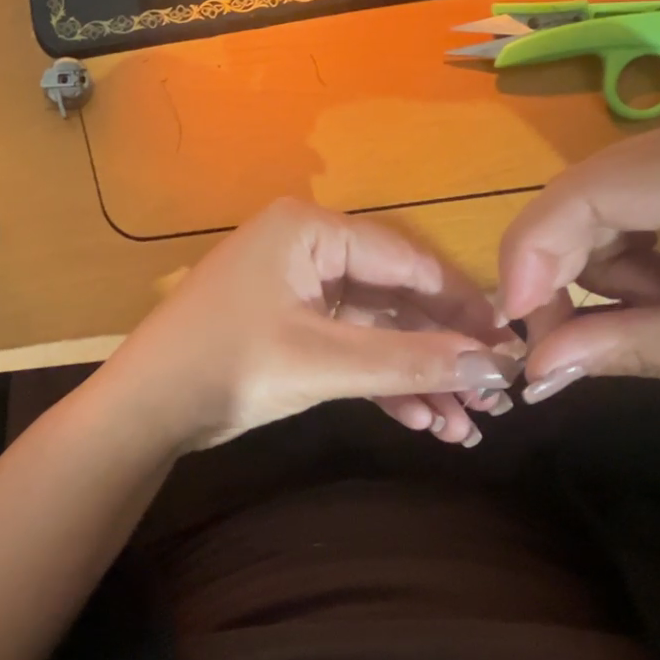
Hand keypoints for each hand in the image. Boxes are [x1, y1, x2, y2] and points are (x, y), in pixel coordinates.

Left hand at [96, 198, 521, 452]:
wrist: (145, 408)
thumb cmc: (229, 366)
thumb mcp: (325, 362)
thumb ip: (411, 361)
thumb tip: (498, 366)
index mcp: (309, 231)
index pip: (408, 261)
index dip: (465, 307)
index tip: (515, 349)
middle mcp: (304, 250)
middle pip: (395, 297)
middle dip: (442, 353)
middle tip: (497, 401)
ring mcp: (292, 290)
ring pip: (374, 330)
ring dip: (417, 377)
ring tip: (466, 428)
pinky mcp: (284, 329)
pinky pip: (346, 348)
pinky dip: (380, 383)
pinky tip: (422, 422)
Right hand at [499, 82, 659, 420]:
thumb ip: (638, 348)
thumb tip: (532, 367)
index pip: (603, 184)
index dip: (536, 250)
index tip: (517, 325)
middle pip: (600, 179)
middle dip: (564, 261)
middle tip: (563, 336)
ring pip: (616, 181)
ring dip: (603, 255)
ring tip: (651, 313)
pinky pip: (649, 180)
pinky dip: (636, 238)